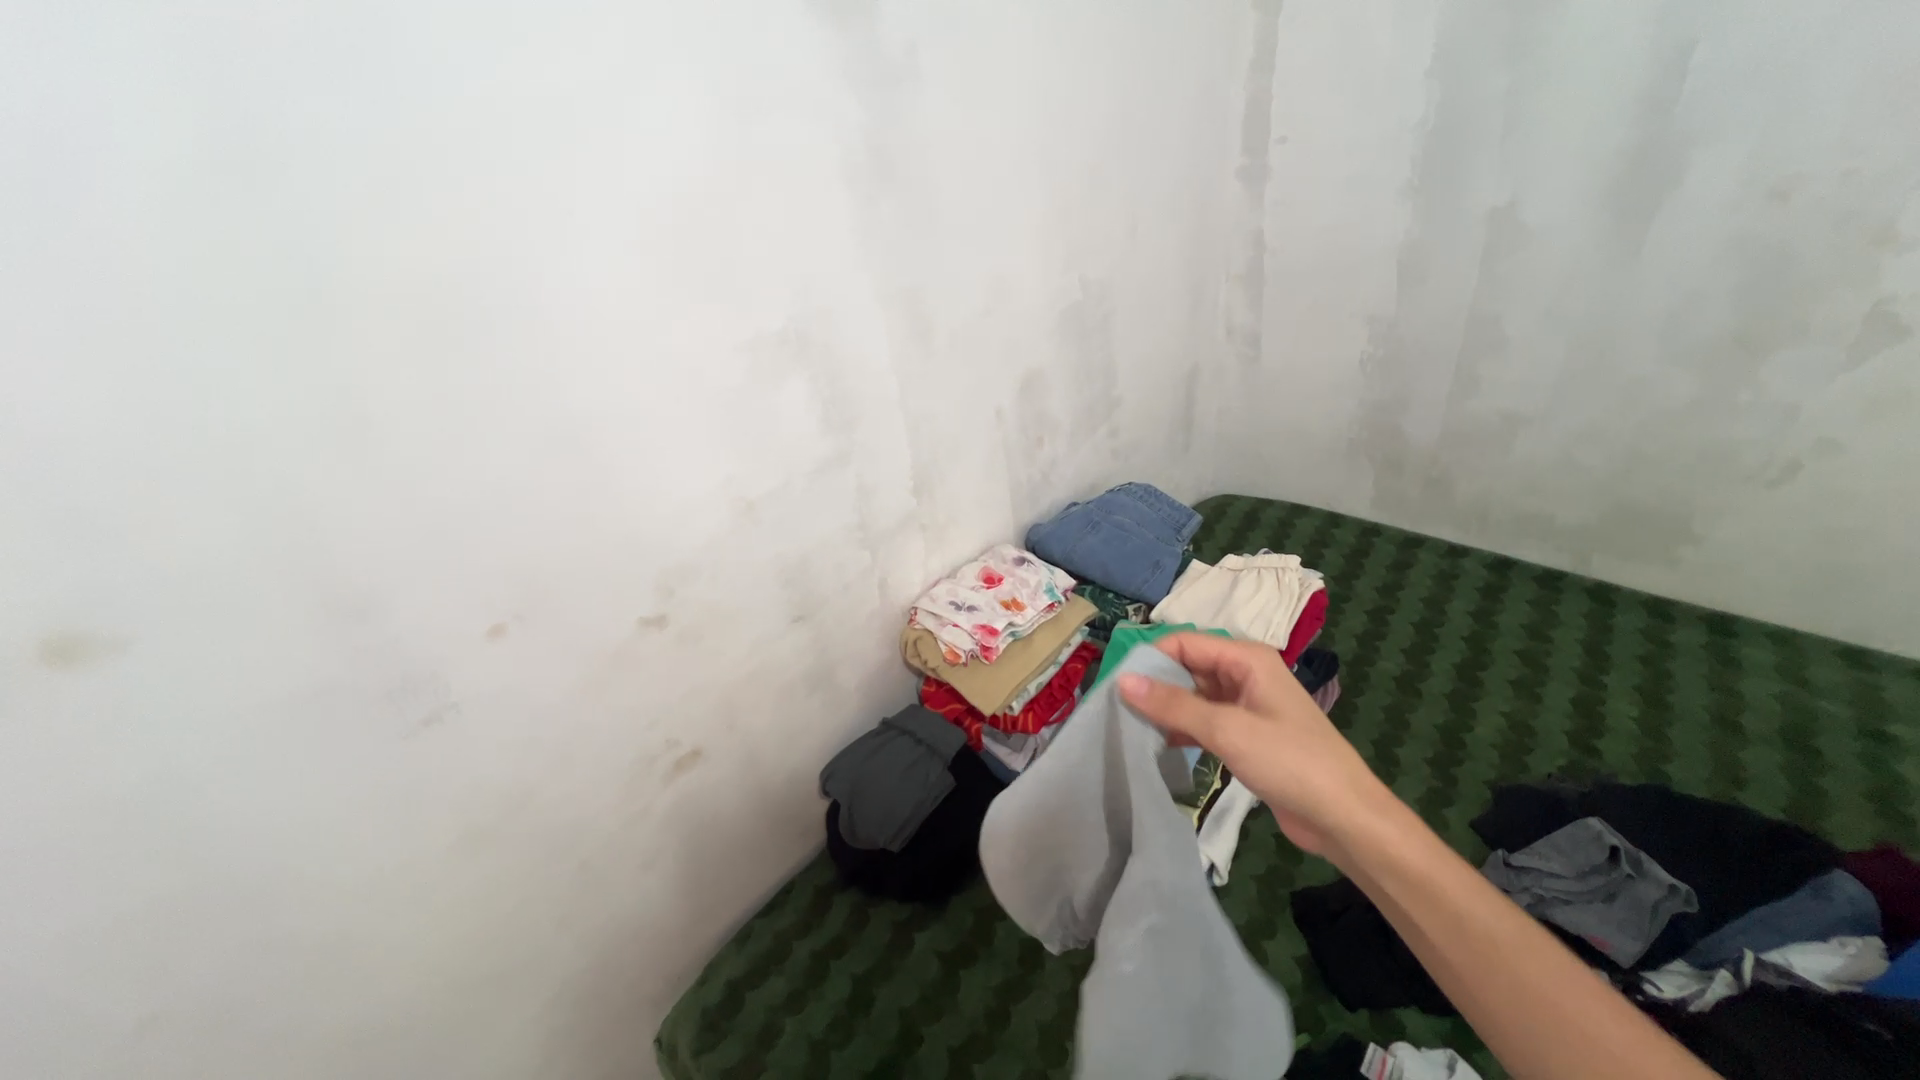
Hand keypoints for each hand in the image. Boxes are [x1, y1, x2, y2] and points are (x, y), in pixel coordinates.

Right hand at [1118, 633, 1388, 857]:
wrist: (1343, 816)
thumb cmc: (1289, 762)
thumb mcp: (1227, 729)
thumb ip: (1173, 705)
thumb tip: (1122, 681)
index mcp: (1246, 658)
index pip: (1184, 642)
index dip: (1149, 657)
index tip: (1114, 684)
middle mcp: (1244, 674)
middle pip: (1187, 666)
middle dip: (1154, 683)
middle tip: (1116, 708)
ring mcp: (1246, 705)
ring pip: (1193, 696)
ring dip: (1166, 709)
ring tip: (1129, 728)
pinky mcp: (1246, 735)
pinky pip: (1204, 721)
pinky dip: (1182, 729)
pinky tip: (1158, 745)